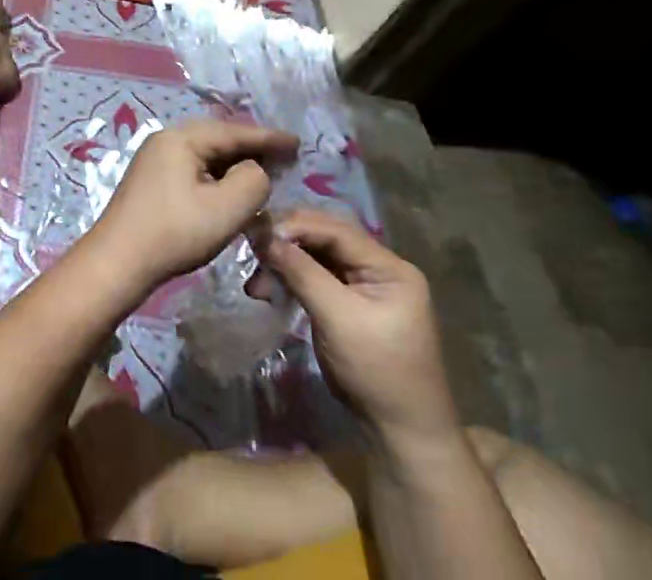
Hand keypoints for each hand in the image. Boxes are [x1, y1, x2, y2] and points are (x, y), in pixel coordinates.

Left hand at [85, 119, 297, 288]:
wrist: (120, 259)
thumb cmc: (175, 231)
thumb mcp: (228, 206)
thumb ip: (254, 179)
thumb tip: (255, 169)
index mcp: (179, 139)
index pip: (233, 131)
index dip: (268, 137)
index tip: (299, 143)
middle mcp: (163, 142)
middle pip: (217, 138)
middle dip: (252, 147)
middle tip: (287, 157)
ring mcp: (154, 161)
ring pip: (204, 154)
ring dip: (234, 162)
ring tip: (266, 172)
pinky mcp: (152, 182)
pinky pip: (193, 168)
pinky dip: (217, 175)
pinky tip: (233, 188)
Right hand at [249, 211, 460, 444]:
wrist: (401, 426)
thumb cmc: (377, 368)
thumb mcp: (337, 316)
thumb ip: (301, 271)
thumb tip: (263, 235)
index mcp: (390, 268)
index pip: (336, 230)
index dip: (294, 225)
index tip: (255, 233)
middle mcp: (378, 269)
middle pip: (323, 239)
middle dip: (284, 244)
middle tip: (250, 253)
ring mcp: (363, 287)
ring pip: (313, 258)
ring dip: (282, 264)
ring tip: (256, 285)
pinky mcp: (346, 303)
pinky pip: (312, 278)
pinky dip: (288, 280)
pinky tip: (267, 291)